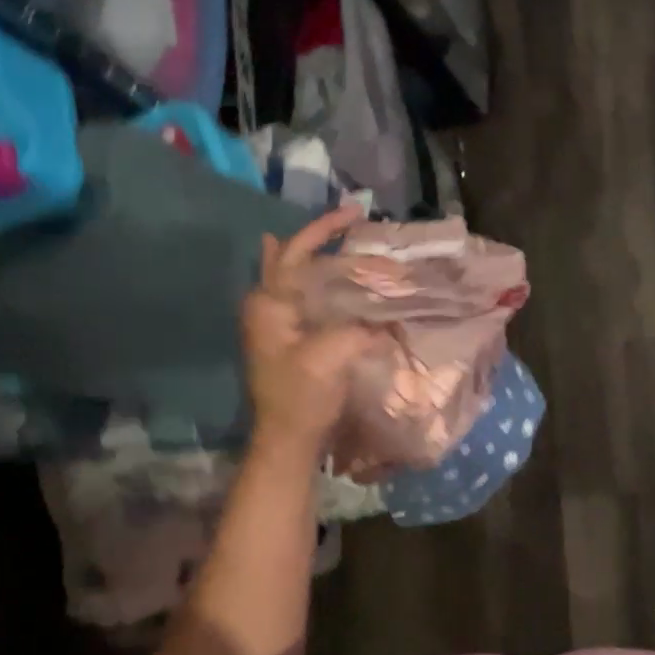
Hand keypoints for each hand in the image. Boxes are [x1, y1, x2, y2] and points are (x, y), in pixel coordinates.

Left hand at [245, 208, 380, 453]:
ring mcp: (278, 327)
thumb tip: (385, 318)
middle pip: (293, 260)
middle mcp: (269, 308)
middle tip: (355, 227)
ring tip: (357, 251)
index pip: (295, 252)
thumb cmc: (302, 396)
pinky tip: (350, 290)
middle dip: (323, 241)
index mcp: (270, 304)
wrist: (289, 440)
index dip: (324, 229)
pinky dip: (332, 290)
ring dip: (328, 264)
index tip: (355, 214)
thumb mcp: (329, 357)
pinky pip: (314, 303)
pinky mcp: (293, 344)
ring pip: (303, 281)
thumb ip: (357, 328)